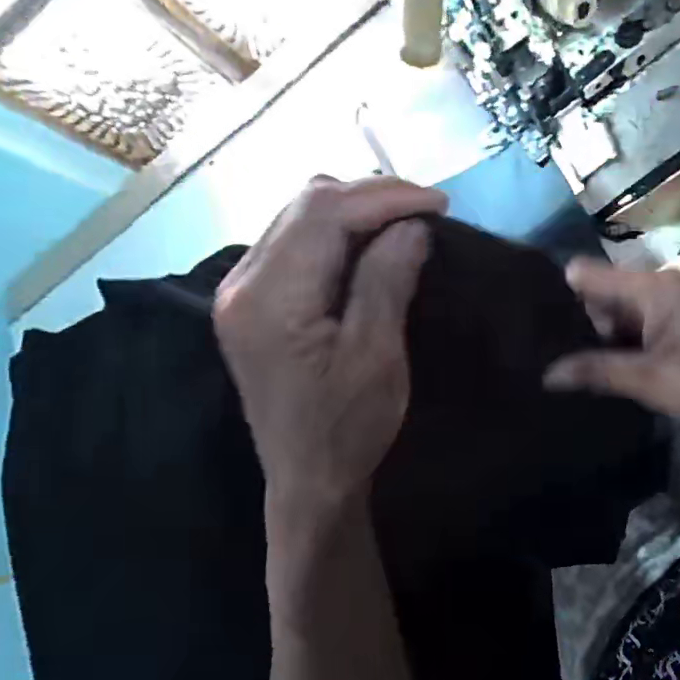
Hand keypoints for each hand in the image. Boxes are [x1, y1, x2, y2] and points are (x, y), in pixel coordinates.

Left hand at [214, 177, 446, 508]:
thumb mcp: (377, 356)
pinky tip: (368, 243)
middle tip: (426, 210)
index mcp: (269, 299)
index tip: (440, 203)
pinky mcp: (251, 302)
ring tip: (404, 221)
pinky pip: (293, 242)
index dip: (385, 197)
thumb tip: (411, 224)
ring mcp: (240, 291)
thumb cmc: (348, 429)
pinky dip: (334, 232)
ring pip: (298, 217)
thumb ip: (387, 280)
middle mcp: (241, 284)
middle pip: (305, 204)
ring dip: (353, 210)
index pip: (324, 213)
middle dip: (370, 196)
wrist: (309, 482)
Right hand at [545, 260, 679, 431]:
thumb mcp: (649, 381)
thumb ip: (595, 371)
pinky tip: (606, 369)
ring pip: (616, 312)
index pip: (585, 275)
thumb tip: (546, 374)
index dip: (559, 296)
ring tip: (573, 367)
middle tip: (550, 357)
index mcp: (650, 288)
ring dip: (601, 338)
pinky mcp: (678, 320)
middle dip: (580, 324)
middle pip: (599, 294)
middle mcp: (657, 285)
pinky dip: (621, 344)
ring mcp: (670, 302)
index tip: (534, 324)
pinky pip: (636, 324)